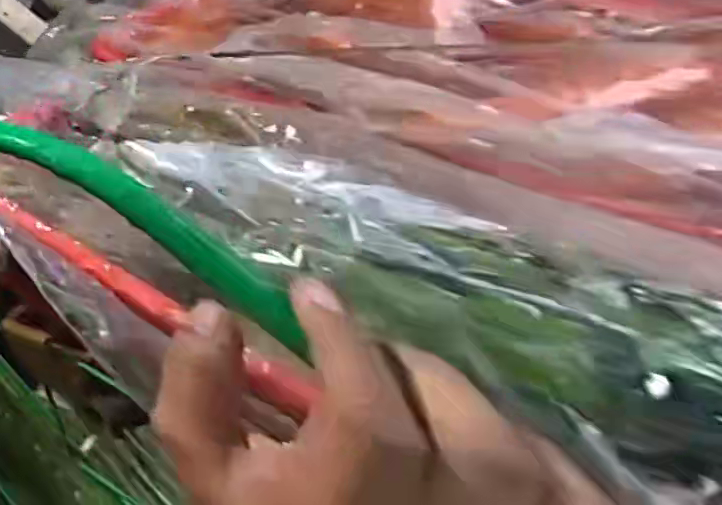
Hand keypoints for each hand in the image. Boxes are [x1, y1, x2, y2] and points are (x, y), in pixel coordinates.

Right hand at [155, 281, 609, 504]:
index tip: (308, 292)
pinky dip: (542, 461)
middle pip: (473, 442)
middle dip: (411, 369)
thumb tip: (215, 312)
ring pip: (532, 467)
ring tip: (419, 394)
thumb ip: (195, 384)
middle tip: (367, 347)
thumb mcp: (203, 458)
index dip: (344, 342)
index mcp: (340, 503)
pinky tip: (488, 449)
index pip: (369, 420)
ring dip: (472, 408)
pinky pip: (580, 497)